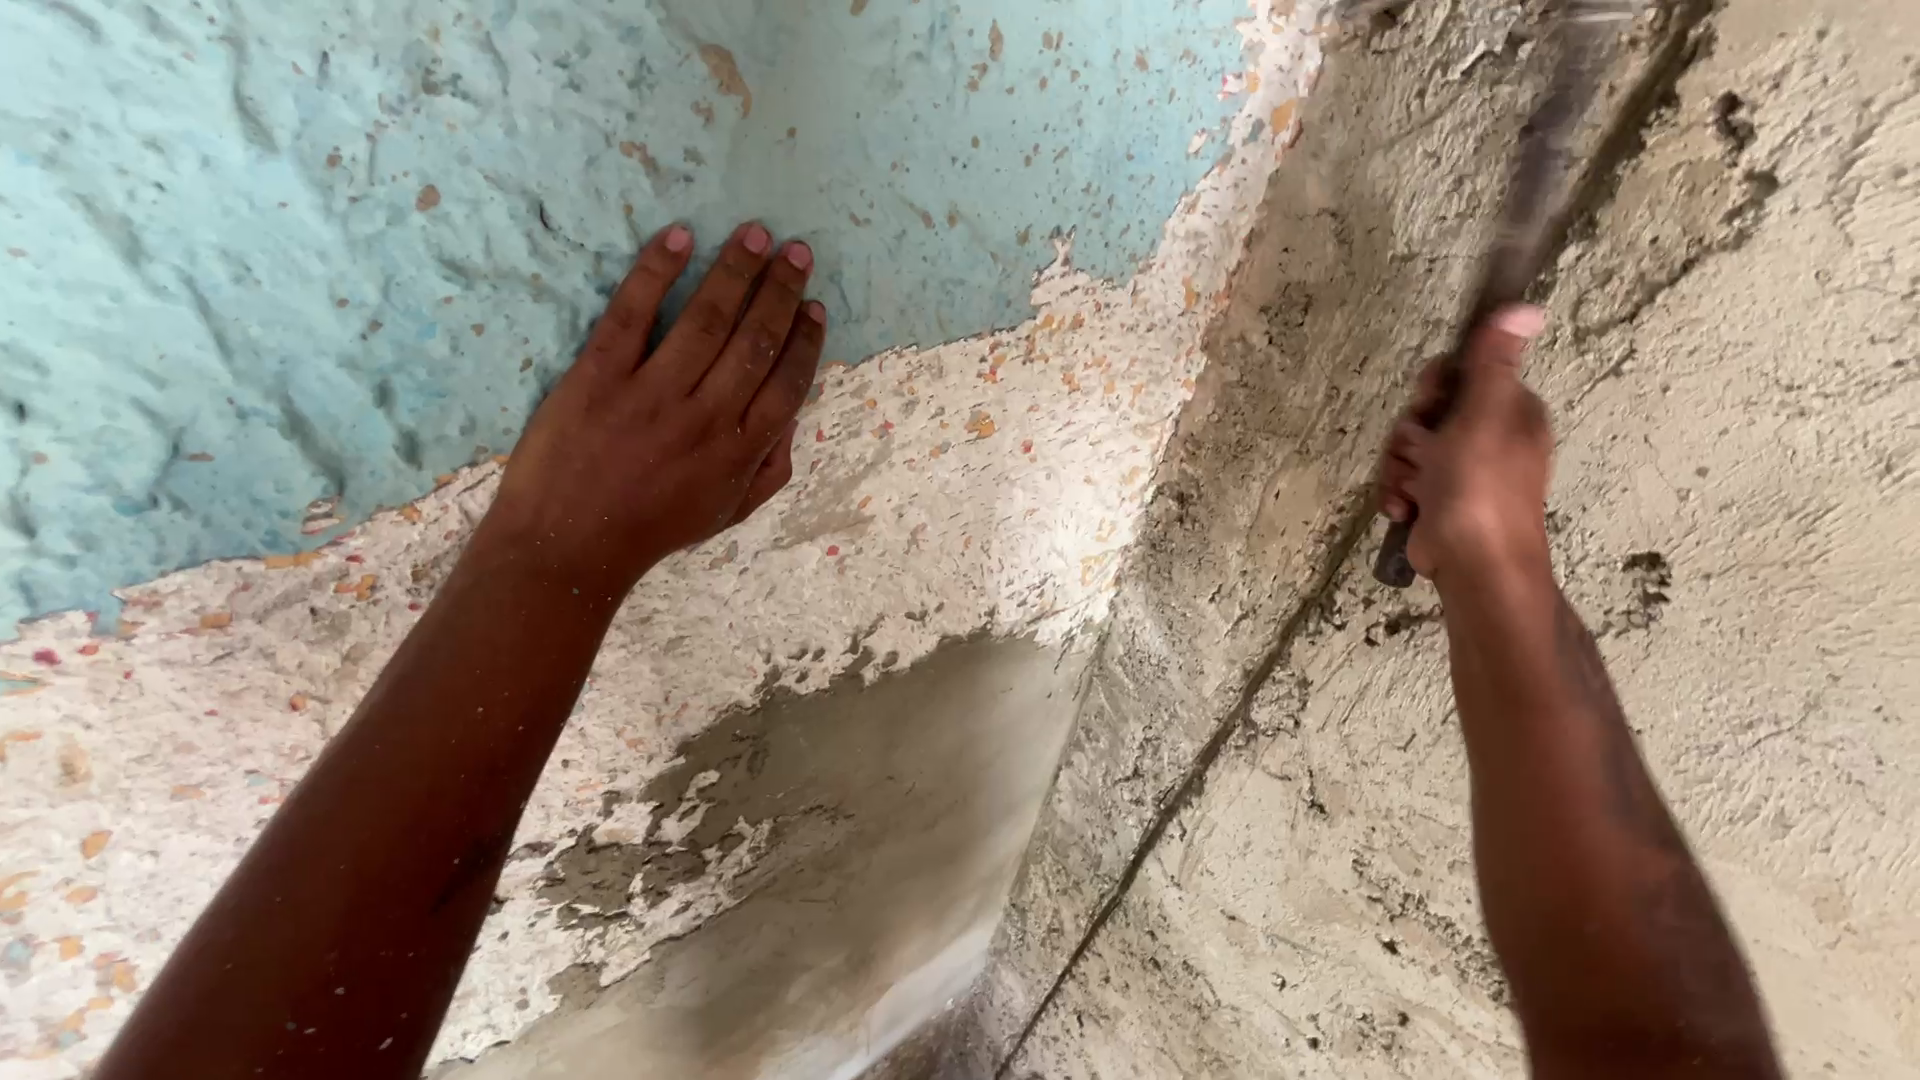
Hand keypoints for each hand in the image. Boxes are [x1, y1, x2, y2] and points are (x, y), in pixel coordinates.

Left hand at [474, 222, 825, 598]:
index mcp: (741, 451)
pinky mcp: (598, 377)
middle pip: (755, 341)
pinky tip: (679, 238)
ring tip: (755, 235)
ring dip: (735, 271)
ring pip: (706, 320)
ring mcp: (651, 394)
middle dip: (781, 291)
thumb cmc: (654, 528)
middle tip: (796, 251)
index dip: (806, 340)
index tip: (816, 305)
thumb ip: (771, 468)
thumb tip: (793, 416)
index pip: (788, 382)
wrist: (570, 546)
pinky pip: (632, 314)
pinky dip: (656, 272)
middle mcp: (706, 417)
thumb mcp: (730, 512)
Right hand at [1377, 305, 1552, 586]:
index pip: (1458, 375)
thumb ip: (1493, 364)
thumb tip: (1523, 306)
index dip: (1434, 389)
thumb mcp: (1485, 416)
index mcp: (1506, 410)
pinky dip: (1395, 493)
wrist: (1474, 562)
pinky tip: (1405, 509)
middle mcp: (1483, 436)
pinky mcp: (1432, 498)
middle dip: (1409, 437)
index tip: (1430, 405)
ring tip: (1413, 491)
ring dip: (1397, 469)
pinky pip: (1399, 480)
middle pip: (1422, 414)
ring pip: (1404, 449)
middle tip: (1422, 454)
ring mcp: (1456, 470)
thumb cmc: (1481, 488)